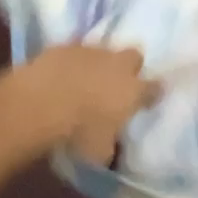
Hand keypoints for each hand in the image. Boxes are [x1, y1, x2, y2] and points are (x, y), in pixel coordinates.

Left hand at [16, 44, 160, 164]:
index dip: (153, 92)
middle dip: (129, 66)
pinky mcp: (68, 44)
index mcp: (133, 91)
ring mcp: (93, 50)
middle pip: (135, 56)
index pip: (154, 88)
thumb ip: (110, 146)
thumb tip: (111, 145)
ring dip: (100, 62)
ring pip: (105, 50)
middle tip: (118, 82)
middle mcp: (118, 65)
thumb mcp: (98, 153)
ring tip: (87, 79)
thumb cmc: (78, 131)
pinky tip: (64, 72)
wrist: (43, 101)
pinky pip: (78, 49)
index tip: (150, 97)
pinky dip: (75, 60)